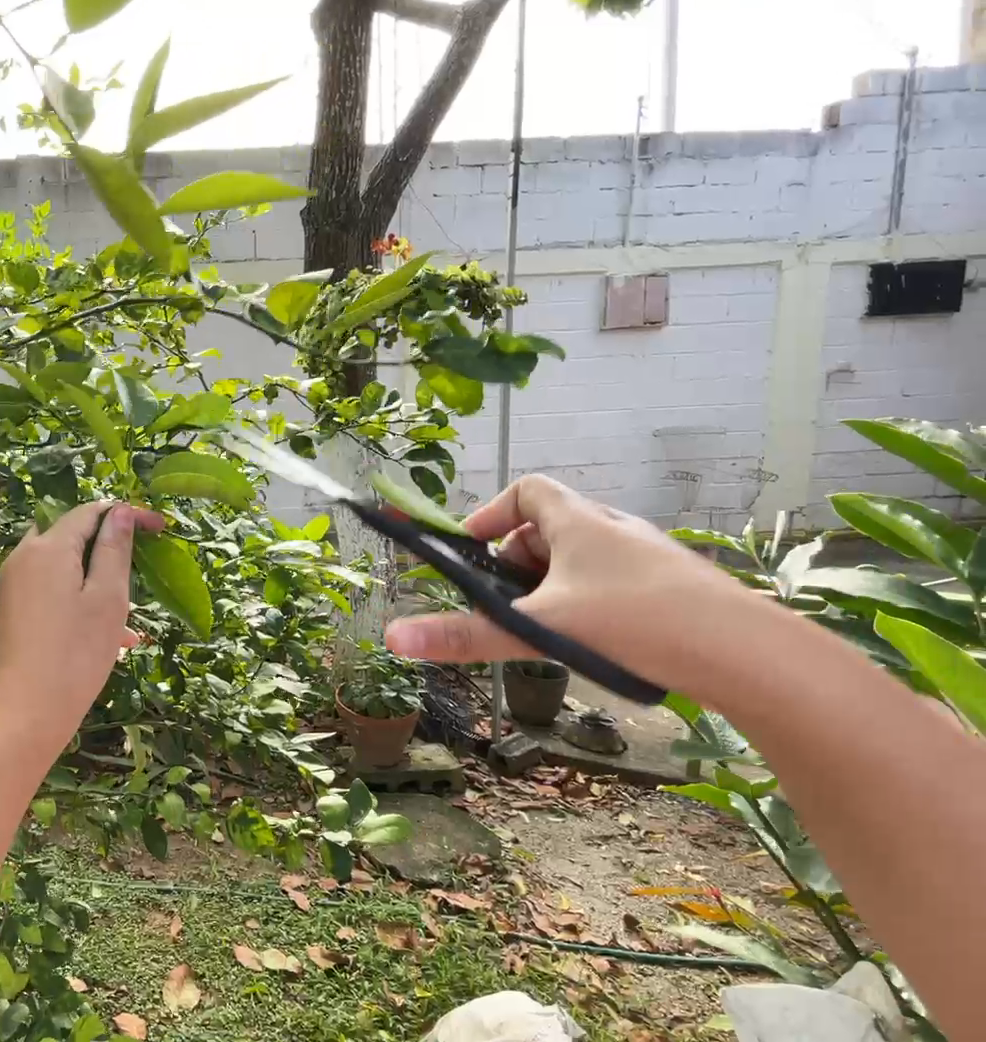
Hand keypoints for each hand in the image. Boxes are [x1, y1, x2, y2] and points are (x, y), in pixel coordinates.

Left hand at [0, 500, 164, 742]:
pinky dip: (81, 602)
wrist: (24, 714)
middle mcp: (24, 557)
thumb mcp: (107, 598)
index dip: (125, 514)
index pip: (90, 511)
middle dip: (109, 549)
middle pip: (72, 535)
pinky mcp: (15, 610)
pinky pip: (54, 591)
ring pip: (65, 568)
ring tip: (131, 622)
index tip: (160, 528)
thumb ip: (114, 549)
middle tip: (142, 571)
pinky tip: (113, 640)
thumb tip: (119, 512)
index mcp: (47, 547)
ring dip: (99, 583)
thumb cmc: (75, 654)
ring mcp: (15, 584)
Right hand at [384, 474, 754, 704]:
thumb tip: (393, 637)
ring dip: (554, 582)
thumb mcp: (539, 628)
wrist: (754, 657)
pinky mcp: (677, 589)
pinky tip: (597, 640)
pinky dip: (591, 601)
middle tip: (506, 599)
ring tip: (548, 625)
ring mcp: (651, 558)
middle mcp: (616, 529)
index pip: (527, 490)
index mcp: (580, 522)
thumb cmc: (636, 623)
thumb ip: (465, 635)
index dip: (491, 513)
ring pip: (584, 557)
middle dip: (517, 559)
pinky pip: (616, 581)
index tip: (472, 548)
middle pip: (550, 525)